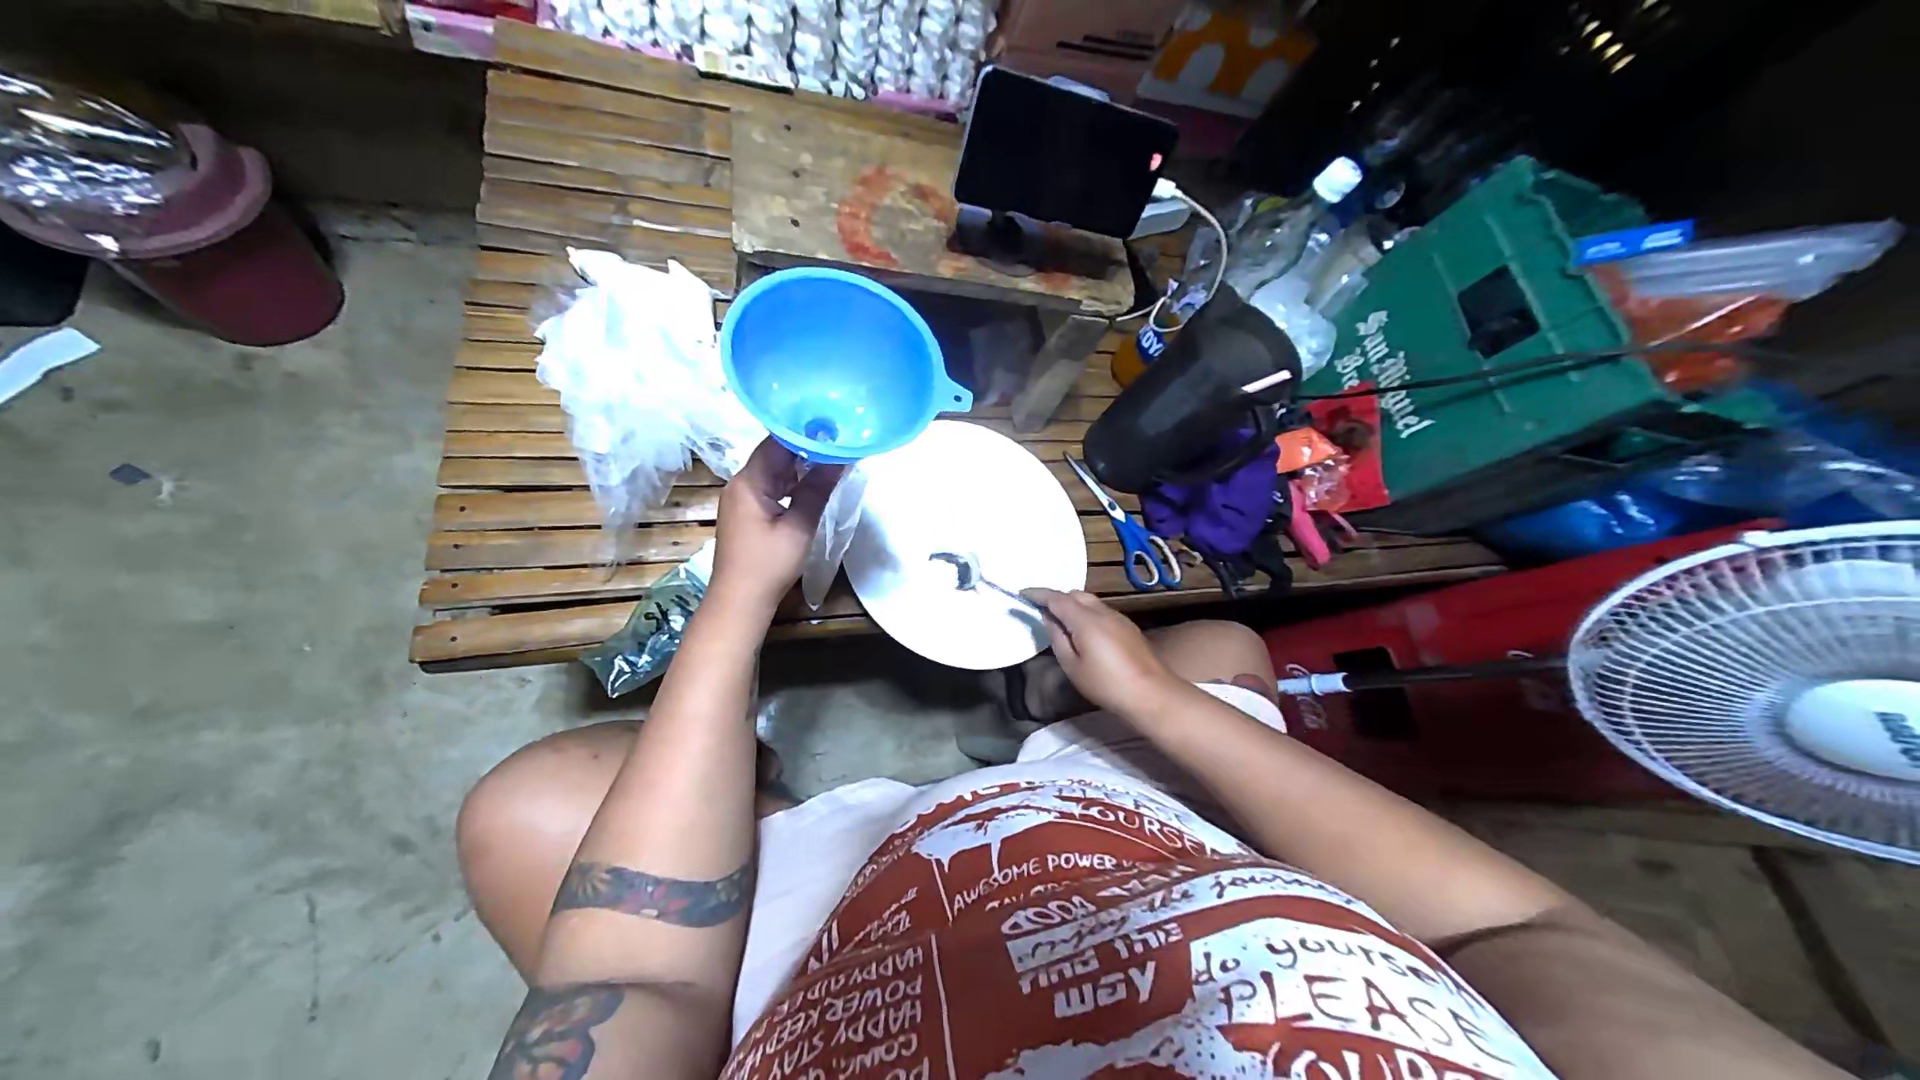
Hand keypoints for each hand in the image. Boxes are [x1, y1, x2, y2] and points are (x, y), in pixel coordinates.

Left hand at [709, 438, 845, 616]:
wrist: (740, 602)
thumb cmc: (768, 565)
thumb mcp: (799, 527)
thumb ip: (818, 490)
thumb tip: (841, 458)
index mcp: (749, 482)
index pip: (777, 443)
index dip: (805, 431)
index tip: (834, 425)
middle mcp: (741, 484)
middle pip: (776, 454)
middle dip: (807, 446)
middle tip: (841, 438)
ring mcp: (743, 499)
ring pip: (776, 471)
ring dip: (802, 465)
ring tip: (835, 456)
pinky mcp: (749, 513)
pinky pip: (774, 487)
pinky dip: (794, 483)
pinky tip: (816, 483)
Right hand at [1021, 588, 1181, 715]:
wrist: (1151, 693)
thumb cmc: (1106, 684)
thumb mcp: (1072, 665)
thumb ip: (1057, 637)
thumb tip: (1048, 617)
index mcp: (1085, 619)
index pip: (1056, 598)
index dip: (1038, 594)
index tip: (1022, 594)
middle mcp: (1102, 611)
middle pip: (1075, 594)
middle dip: (1056, 599)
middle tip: (1042, 612)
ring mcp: (1118, 617)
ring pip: (1090, 601)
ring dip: (1073, 605)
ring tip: (1062, 623)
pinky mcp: (1128, 626)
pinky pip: (1101, 610)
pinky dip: (1087, 613)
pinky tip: (1085, 632)